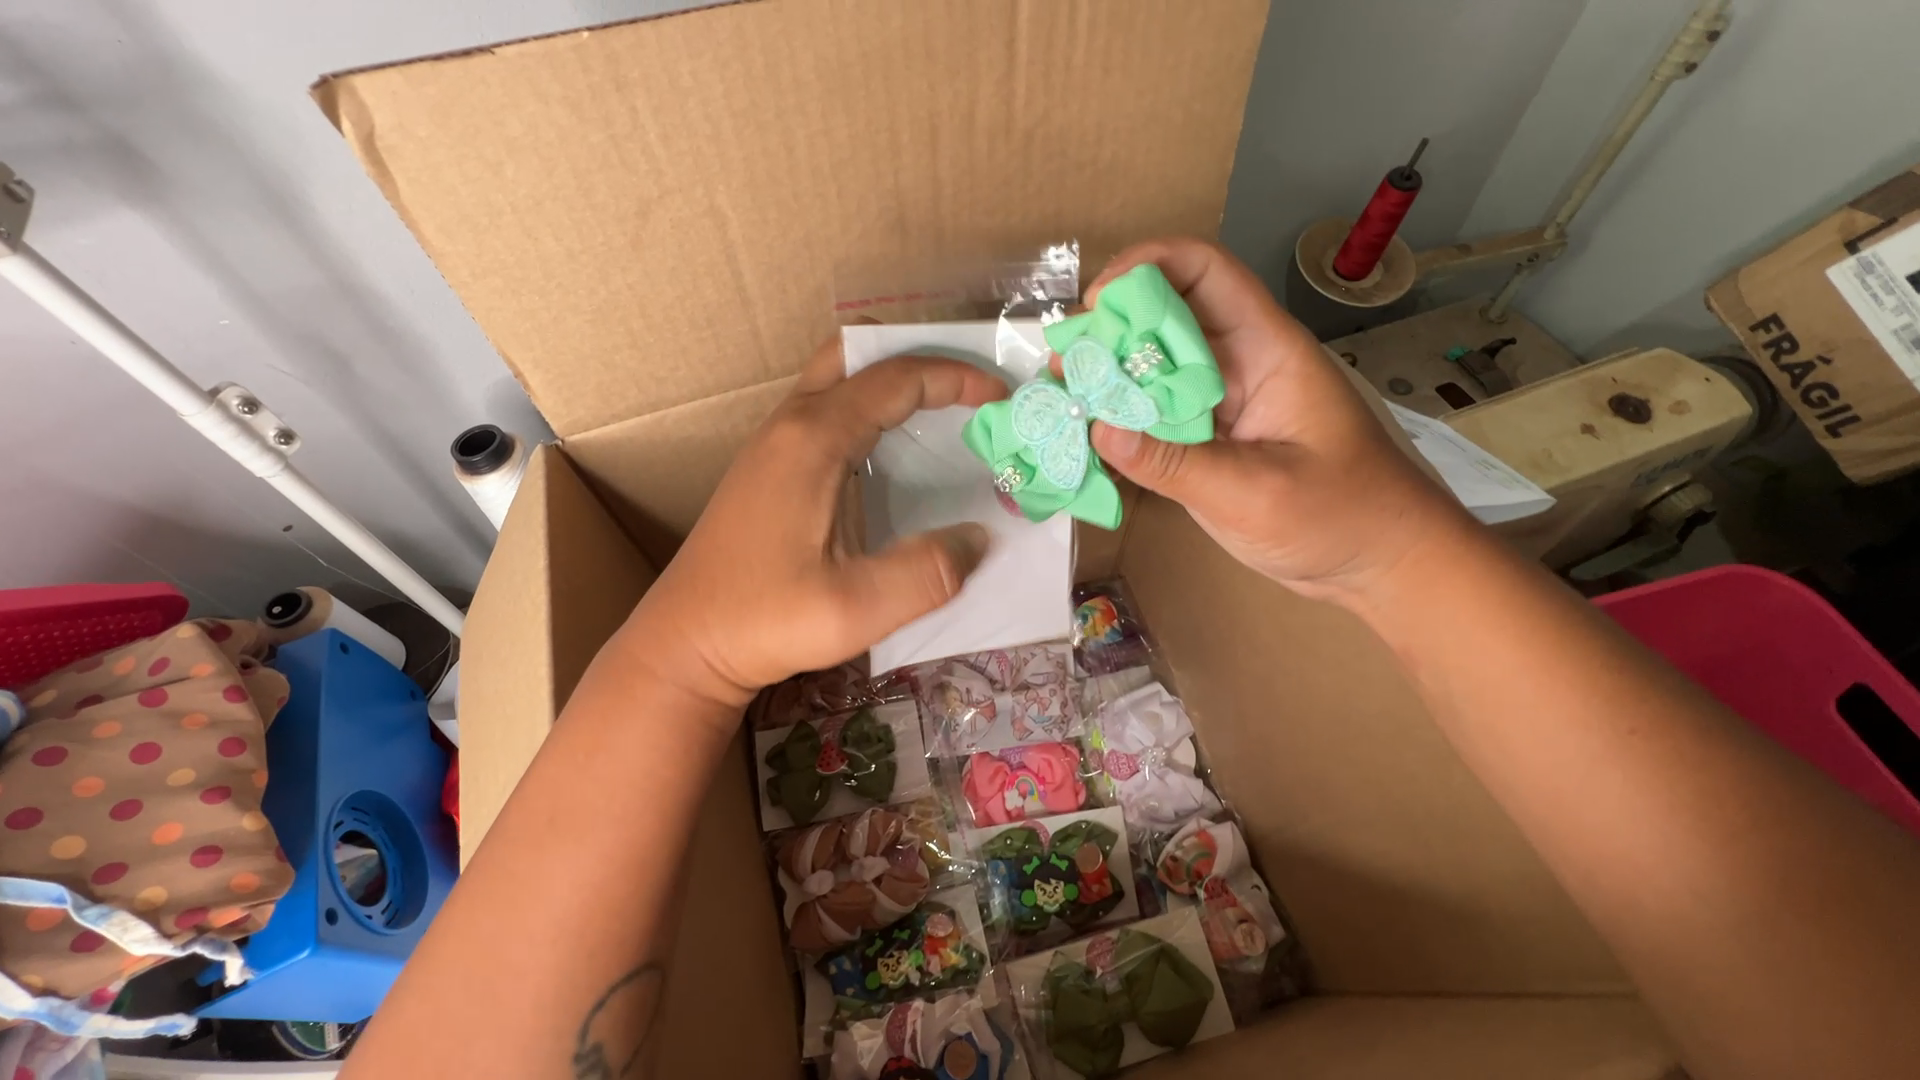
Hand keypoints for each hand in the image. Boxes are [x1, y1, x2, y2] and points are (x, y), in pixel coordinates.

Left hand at [616, 337, 1008, 712]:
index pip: (896, 379)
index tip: (1002, 399)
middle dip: (918, 357)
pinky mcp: (766, 468)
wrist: (685, 644)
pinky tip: (891, 456)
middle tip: (969, 387)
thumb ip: (928, 572)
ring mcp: (771, 444)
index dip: (957, 379)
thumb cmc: (765, 621)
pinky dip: (868, 409)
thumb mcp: (856, 608)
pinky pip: (824, 411)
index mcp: (814, 440)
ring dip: (890, 382)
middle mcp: (789, 425)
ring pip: (837, 379)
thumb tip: (979, 538)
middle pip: (858, 354)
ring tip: (943, 412)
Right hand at [1084, 238, 1470, 603]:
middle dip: (1108, 330)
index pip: (1204, 271)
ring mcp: (1219, 405)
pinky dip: (1119, 423)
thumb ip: (1175, 463)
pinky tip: (1084, 440)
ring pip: (1153, 369)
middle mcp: (1236, 365)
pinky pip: (1155, 417)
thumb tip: (1097, 427)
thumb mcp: (1255, 493)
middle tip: (1061, 365)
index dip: (1146, 267)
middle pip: (1164, 318)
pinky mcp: (1207, 443)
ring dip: (1106, 379)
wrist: (1380, 565)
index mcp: (1264, 350)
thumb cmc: (1341, 517)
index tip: (1095, 304)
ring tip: (1059, 400)